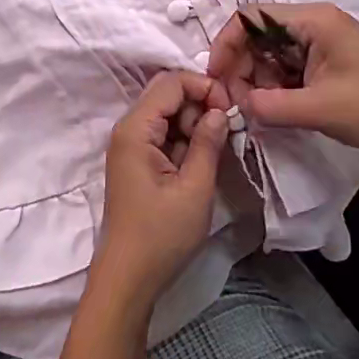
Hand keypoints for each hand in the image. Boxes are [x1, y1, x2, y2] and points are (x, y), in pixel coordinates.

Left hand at [97, 72, 232, 302]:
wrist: (129, 276)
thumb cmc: (161, 235)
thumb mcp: (194, 189)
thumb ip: (207, 144)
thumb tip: (220, 111)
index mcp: (135, 129)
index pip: (170, 83)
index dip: (203, 87)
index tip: (231, 109)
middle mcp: (127, 129)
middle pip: (167, 95)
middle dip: (200, 105)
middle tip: (226, 132)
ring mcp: (130, 145)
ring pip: (167, 115)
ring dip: (194, 124)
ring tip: (216, 150)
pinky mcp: (137, 161)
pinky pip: (163, 136)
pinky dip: (184, 141)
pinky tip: (201, 161)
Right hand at [208, 3, 358, 154]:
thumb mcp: (320, 110)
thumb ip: (271, 106)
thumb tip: (238, 105)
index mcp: (313, 20)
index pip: (250, 17)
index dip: (226, 43)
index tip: (216, 76)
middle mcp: (314, 23)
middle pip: (257, 35)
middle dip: (242, 67)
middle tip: (238, 102)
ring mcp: (321, 41)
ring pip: (270, 53)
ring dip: (259, 79)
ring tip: (261, 109)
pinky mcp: (326, 60)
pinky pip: (287, 66)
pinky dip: (276, 85)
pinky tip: (278, 108)